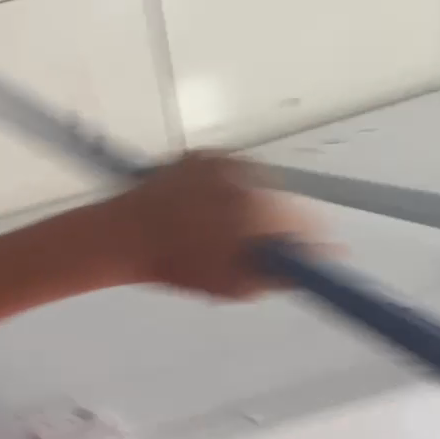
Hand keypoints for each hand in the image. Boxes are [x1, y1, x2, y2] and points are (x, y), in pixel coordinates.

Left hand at [88, 151, 325, 298]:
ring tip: (223, 227)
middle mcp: (247, 177)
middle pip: (282, 200)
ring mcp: (223, 160)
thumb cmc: (176, 265)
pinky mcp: (201, 154)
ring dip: (252, 202)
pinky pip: (231, 171)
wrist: (122, 236)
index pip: (306, 222)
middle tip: (254, 244)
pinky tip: (208, 207)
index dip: (308, 239)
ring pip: (258, 183)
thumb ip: (281, 273)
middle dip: (276, 221)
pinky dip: (227, 187)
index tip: (307, 252)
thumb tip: (318, 263)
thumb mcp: (233, 284)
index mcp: (259, 209)